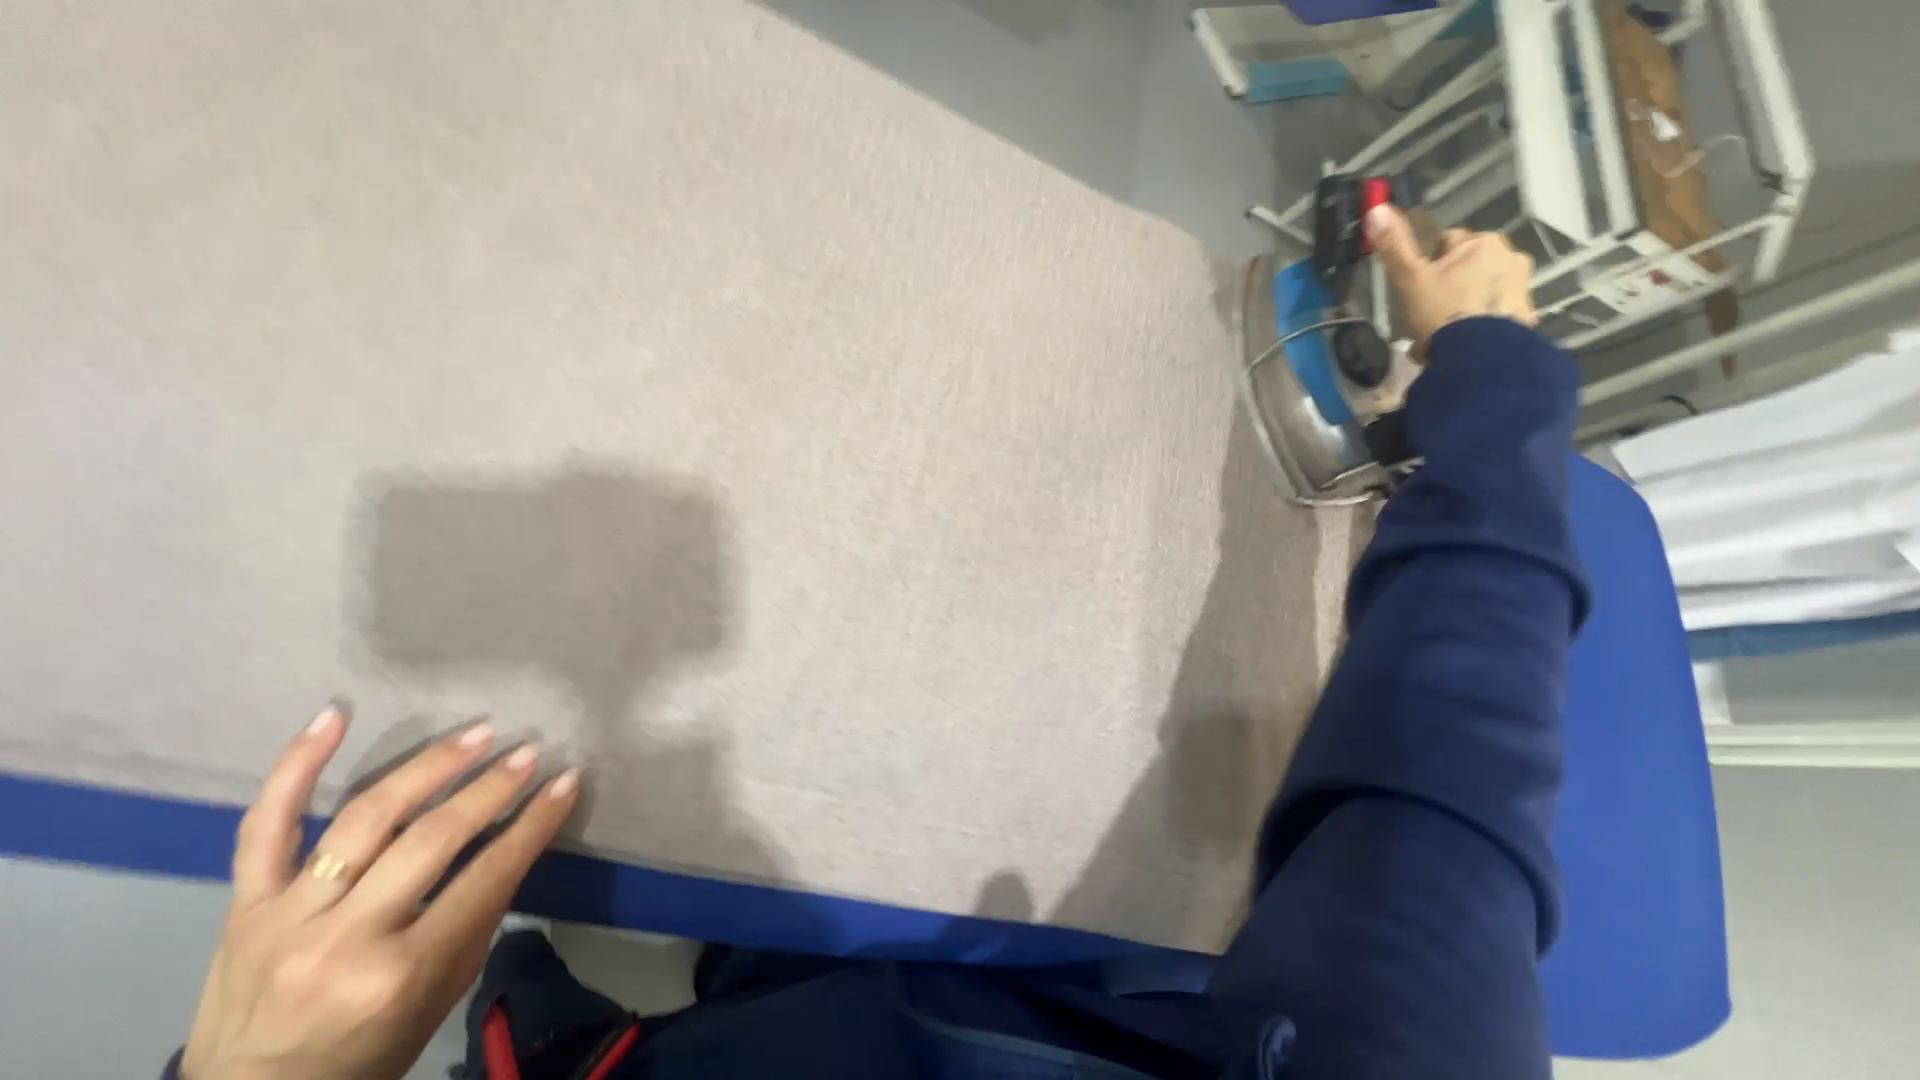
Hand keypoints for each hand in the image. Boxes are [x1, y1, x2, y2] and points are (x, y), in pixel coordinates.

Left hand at [179, 705, 582, 1079]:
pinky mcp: (242, 904)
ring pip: (364, 818)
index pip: (486, 877)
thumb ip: (474, 918)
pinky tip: (334, 715)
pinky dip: (297, 766)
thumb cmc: (368, 1052)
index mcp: (400, 972)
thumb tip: (513, 840)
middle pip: (432, 839)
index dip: (533, 823)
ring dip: (428, 767)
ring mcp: (286, 915)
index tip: (567, 781)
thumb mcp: (441, 995)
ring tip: (475, 735)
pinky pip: (264, 826)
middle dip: (491, 789)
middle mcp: (344, 936)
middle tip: (529, 752)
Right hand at [1366, 204, 1536, 353]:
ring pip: (1483, 290)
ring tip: (1443, 333)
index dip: (1427, 264)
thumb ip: (1394, 246)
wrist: (1478, 356)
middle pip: (1469, 266)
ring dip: (1466, 304)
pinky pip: (1496, 313)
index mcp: (1483, 243)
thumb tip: (1376, 209)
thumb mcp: (1409, 278)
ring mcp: (1522, 288)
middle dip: (1451, 283)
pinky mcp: (1526, 317)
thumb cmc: (1441, 311)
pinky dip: (1481, 323)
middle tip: (1427, 312)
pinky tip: (1462, 342)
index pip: (1448, 242)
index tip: (1417, 286)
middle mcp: (1510, 257)